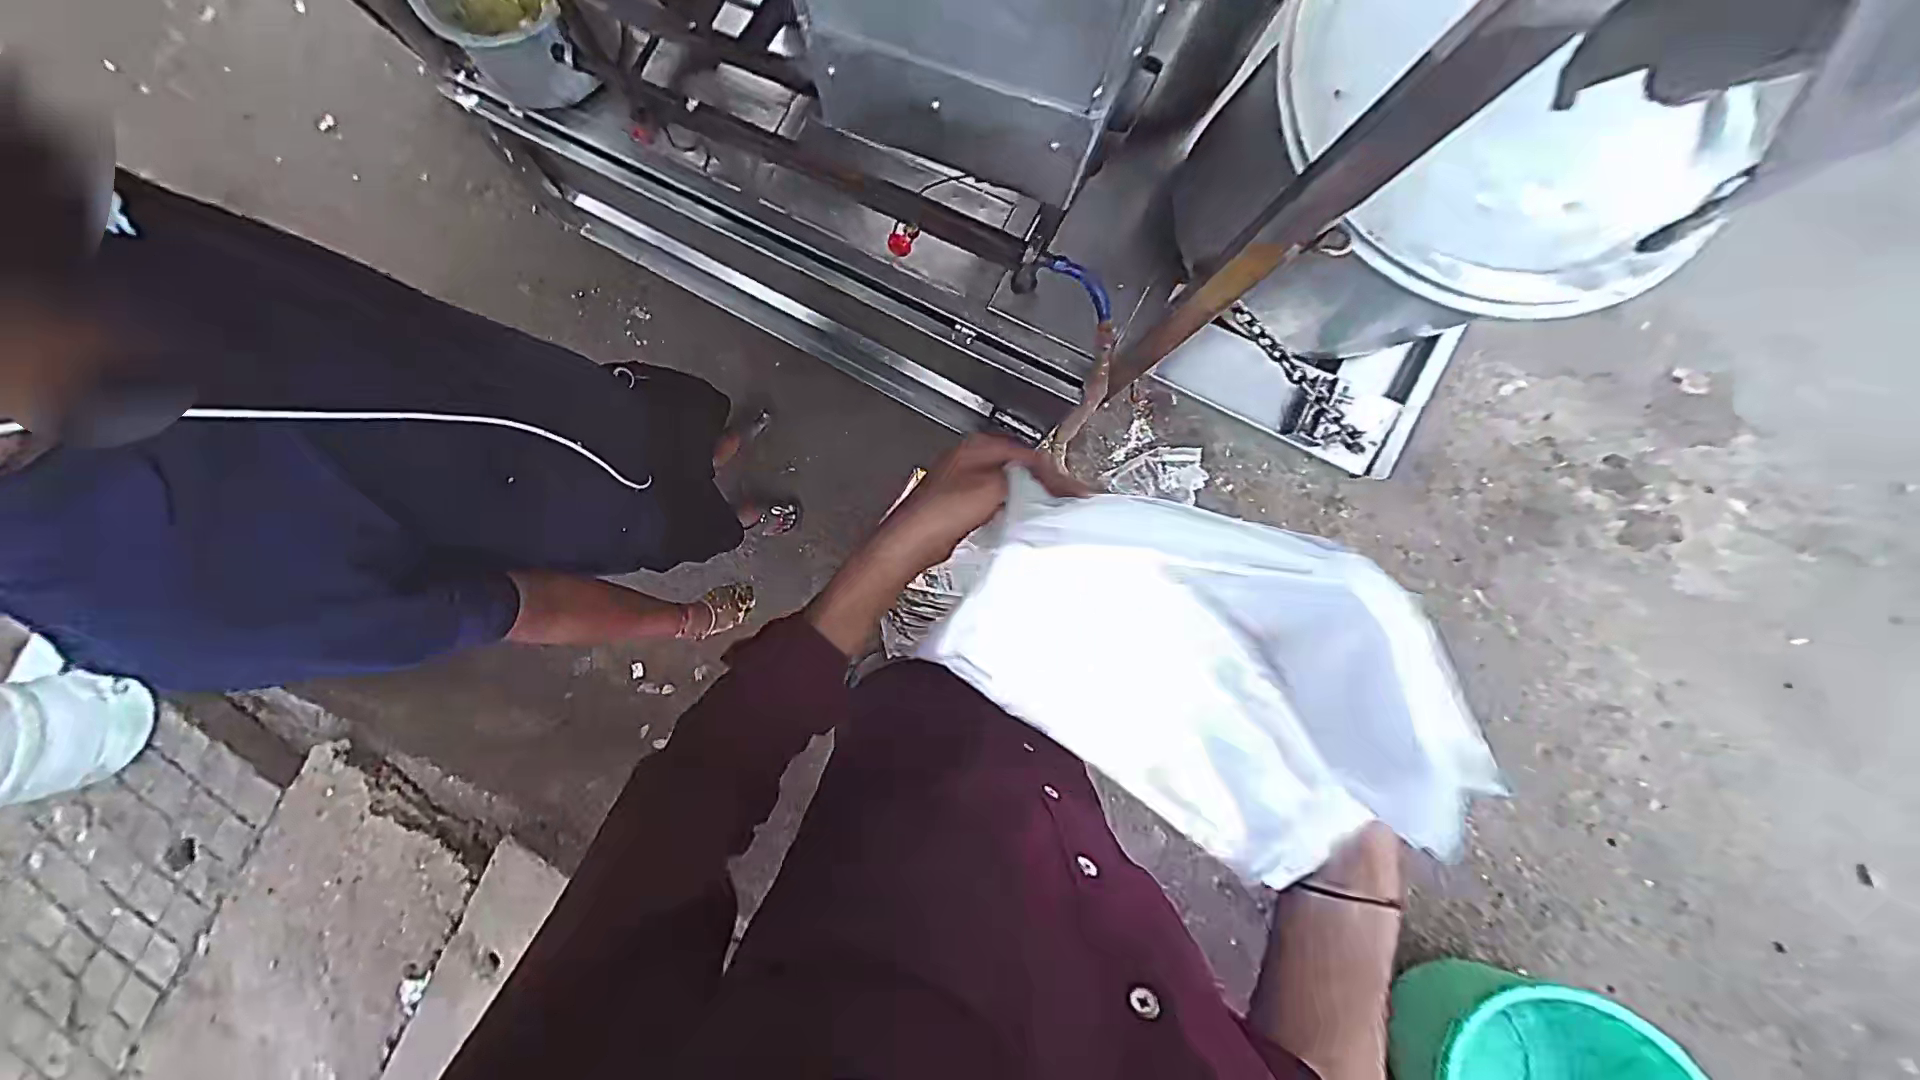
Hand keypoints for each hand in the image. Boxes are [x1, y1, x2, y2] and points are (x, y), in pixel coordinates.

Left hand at [806, 434, 1089, 655]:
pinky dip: (1013, 512)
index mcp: (979, 447)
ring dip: (1030, 500)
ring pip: (1010, 488)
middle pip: (1022, 470)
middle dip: (1046, 486)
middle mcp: (970, 460)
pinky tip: (1019, 526)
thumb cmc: (938, 516)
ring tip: (1049, 516)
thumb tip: (1056, 484)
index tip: (1075, 493)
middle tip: (1067, 505)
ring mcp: (963, 483)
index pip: (1031, 456)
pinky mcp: (960, 507)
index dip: (1056, 475)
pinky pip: (997, 505)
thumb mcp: (993, 488)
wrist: (908, 546)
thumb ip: (1028, 481)